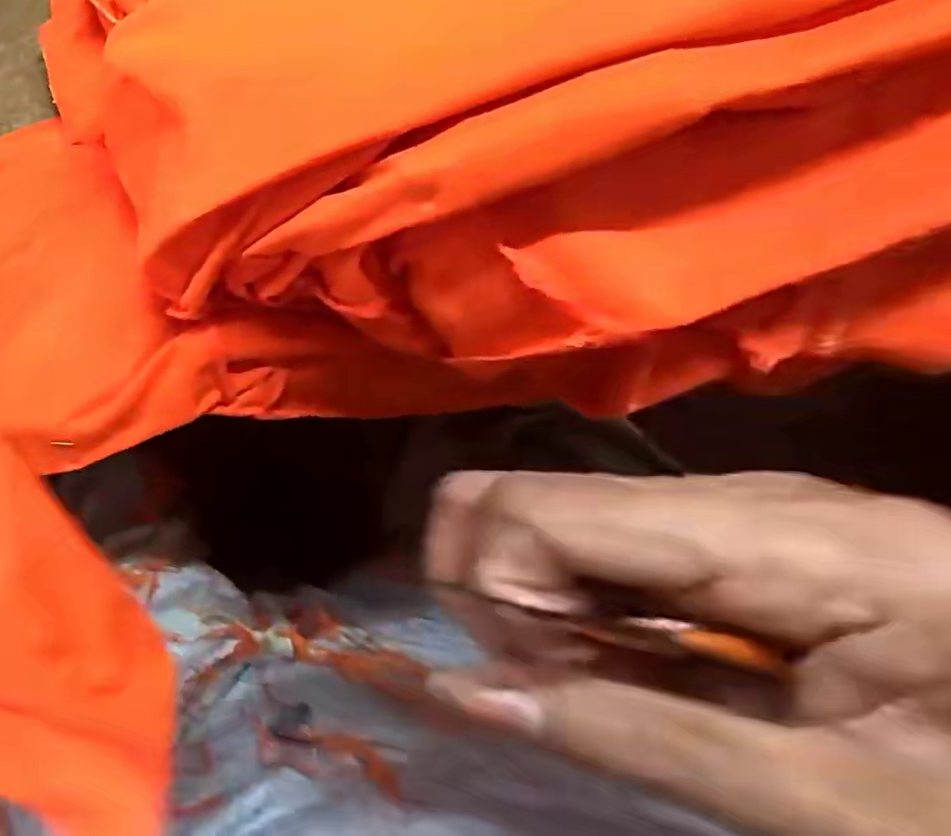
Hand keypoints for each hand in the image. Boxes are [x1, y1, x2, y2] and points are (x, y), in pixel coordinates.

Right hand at [424, 470, 950, 835]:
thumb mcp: (845, 808)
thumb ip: (634, 736)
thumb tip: (456, 695)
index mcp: (774, 539)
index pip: (530, 511)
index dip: (493, 589)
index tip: (543, 678)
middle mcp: (723, 495)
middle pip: (512, 496)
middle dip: (496, 588)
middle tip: (561, 677)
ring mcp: (720, 507)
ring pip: (535, 512)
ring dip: (530, 599)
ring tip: (605, 678)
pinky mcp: (719, 531)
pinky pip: (587, 540)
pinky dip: (571, 600)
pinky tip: (635, 657)